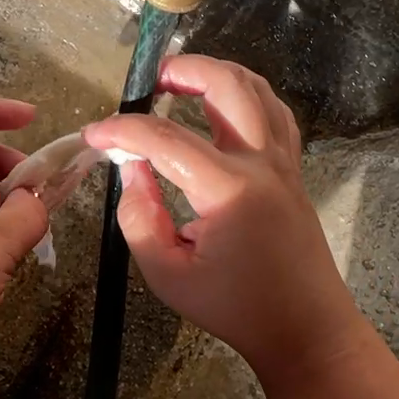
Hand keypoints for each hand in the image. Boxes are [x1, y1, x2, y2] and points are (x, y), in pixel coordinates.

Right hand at [83, 55, 359, 381]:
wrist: (305, 329)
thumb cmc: (236, 308)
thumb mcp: (168, 276)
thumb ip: (140, 219)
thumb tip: (133, 171)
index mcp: (229, 190)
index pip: (166, 139)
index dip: (122, 130)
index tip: (93, 134)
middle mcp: (262, 163)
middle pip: (228, 86)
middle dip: (185, 70)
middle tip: (150, 81)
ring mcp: (284, 162)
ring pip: (257, 90)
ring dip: (217, 74)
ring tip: (181, 83)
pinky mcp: (292, 169)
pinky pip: (273, 112)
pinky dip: (245, 95)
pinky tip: (221, 107)